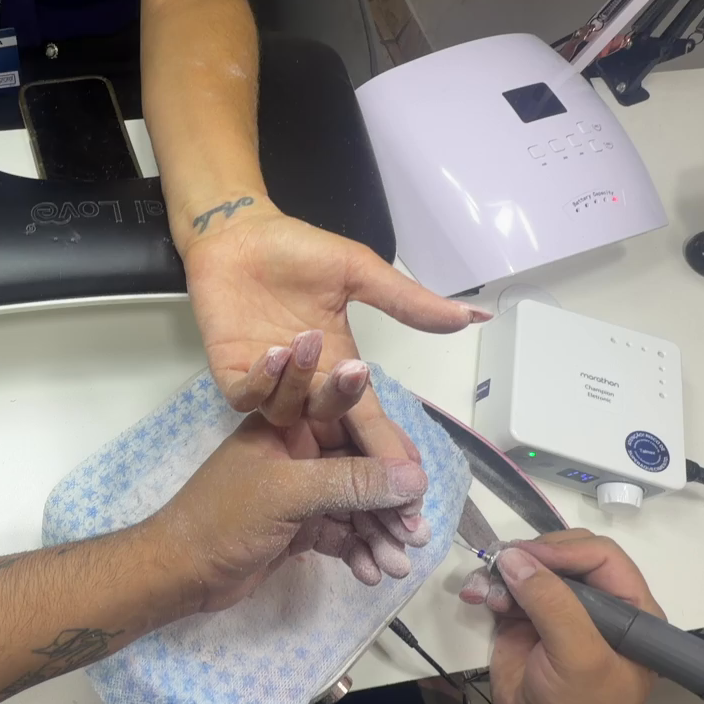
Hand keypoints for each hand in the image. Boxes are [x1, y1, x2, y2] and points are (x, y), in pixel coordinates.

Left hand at [145, 412, 428, 614]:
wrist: (182, 572)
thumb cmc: (223, 519)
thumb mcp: (287, 494)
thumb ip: (349, 482)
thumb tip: (415, 479)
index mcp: (285, 426)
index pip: (347, 418)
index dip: (386, 442)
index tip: (419, 471)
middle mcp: (295, 453)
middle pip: (360, 466)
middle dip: (390, 499)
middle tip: (416, 532)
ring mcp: (299, 491)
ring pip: (355, 504)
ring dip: (379, 532)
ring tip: (398, 564)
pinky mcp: (299, 525)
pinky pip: (341, 532)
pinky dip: (359, 550)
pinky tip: (371, 572)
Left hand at [179, 211, 486, 424]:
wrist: (238, 233)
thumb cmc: (295, 252)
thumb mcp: (359, 273)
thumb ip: (408, 302)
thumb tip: (475, 317)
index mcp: (337, 362)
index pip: (366, 412)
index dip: (384, 440)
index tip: (410, 470)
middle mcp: (302, 379)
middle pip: (327, 418)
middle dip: (344, 405)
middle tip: (355, 372)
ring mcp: (263, 378)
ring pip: (285, 411)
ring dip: (298, 381)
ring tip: (307, 338)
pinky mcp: (229, 370)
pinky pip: (243, 397)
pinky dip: (260, 382)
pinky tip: (273, 353)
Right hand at [460, 531, 660, 703]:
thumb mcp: (579, 657)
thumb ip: (553, 604)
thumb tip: (512, 558)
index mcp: (629, 610)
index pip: (602, 556)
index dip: (565, 550)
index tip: (528, 559)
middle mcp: (595, 604)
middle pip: (563, 553)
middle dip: (530, 556)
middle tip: (503, 567)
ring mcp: (556, 610)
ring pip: (528, 566)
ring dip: (500, 572)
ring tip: (484, 591)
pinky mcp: (522, 618)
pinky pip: (503, 586)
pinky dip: (485, 586)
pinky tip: (475, 597)